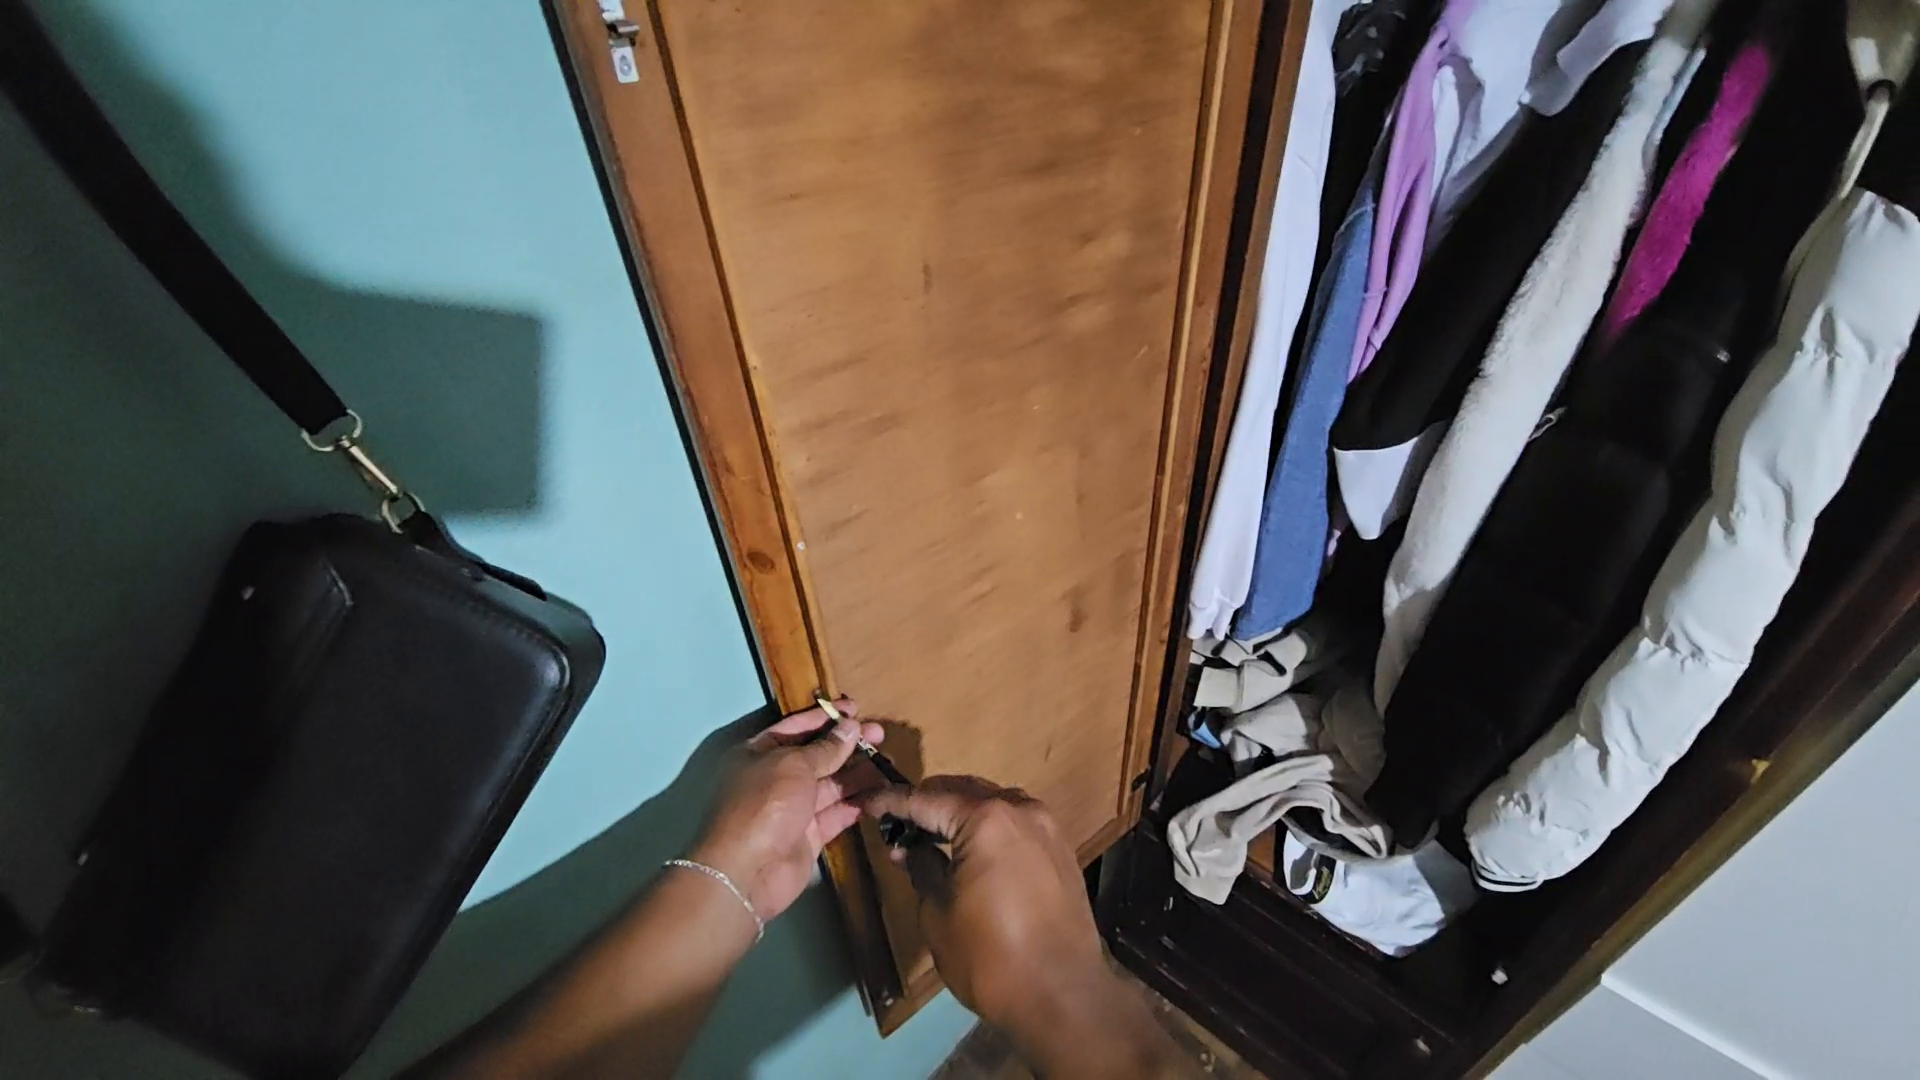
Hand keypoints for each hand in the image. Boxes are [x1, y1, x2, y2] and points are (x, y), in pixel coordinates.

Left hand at [689, 700, 886, 921]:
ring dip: (857, 772)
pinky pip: (836, 813)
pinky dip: (856, 803)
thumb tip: (851, 727)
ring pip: (830, 784)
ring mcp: (792, 808)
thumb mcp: (794, 765)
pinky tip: (879, 792)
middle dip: (847, 744)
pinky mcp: (808, 836)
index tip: (856, 709)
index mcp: (760, 753)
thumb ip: (826, 748)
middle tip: (879, 734)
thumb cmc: (765, 803)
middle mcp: (775, 778)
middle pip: (817, 755)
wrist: (747, 871)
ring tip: (886, 760)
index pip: (797, 727)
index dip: (826, 717)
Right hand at [863, 777, 1179, 1077]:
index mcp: (985, 819)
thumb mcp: (939, 914)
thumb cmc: (992, 957)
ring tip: (932, 835)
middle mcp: (1019, 809)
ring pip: (992, 802)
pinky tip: (972, 850)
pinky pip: (1015, 821)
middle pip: (963, 790)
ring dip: (960, 811)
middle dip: (928, 802)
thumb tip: (910, 848)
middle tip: (898, 823)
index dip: (893, 801)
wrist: (1065, 995)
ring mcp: (1045, 825)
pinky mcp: (1059, 847)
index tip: (868, 802)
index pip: (927, 800)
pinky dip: (989, 826)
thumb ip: (922, 868)